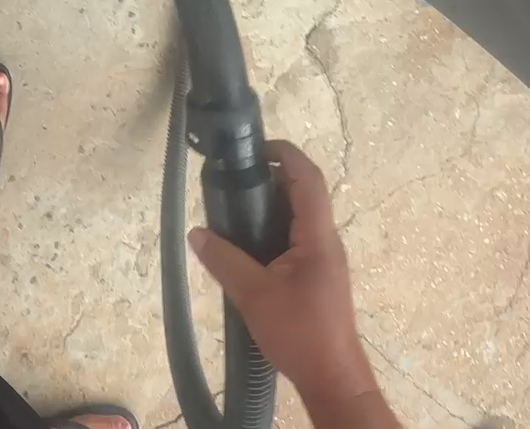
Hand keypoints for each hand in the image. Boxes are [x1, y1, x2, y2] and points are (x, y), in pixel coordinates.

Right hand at [188, 141, 377, 410]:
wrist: (333, 381)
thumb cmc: (300, 333)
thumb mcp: (253, 295)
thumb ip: (223, 260)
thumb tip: (196, 234)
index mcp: (317, 236)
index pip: (308, 178)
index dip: (285, 154)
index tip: (255, 147)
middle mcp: (326, 240)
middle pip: (305, 191)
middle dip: (273, 175)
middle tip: (237, 175)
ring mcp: (325, 258)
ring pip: (301, 214)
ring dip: (273, 201)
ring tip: (237, 202)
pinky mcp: (318, 275)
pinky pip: (298, 235)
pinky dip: (275, 225)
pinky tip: (249, 240)